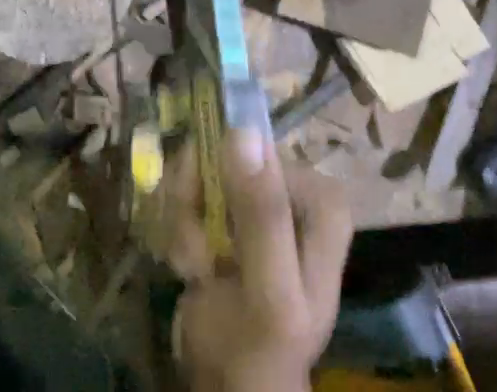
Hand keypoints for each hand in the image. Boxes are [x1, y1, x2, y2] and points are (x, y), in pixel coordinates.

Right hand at [156, 129, 352, 391]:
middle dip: (194, 202)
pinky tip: (188, 265)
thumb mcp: (270, 286)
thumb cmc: (263, 342)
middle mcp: (290, 196)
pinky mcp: (223, 219)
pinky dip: (176, 230)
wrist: (231, 381)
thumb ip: (262, 214)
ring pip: (196, 175)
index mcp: (321, 205)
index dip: (225, 170)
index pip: (259, 150)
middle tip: (197, 248)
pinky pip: (184, 195)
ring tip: (194, 265)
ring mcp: (254, 207)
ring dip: (181, 222)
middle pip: (221, 158)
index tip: (202, 200)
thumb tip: (243, 130)